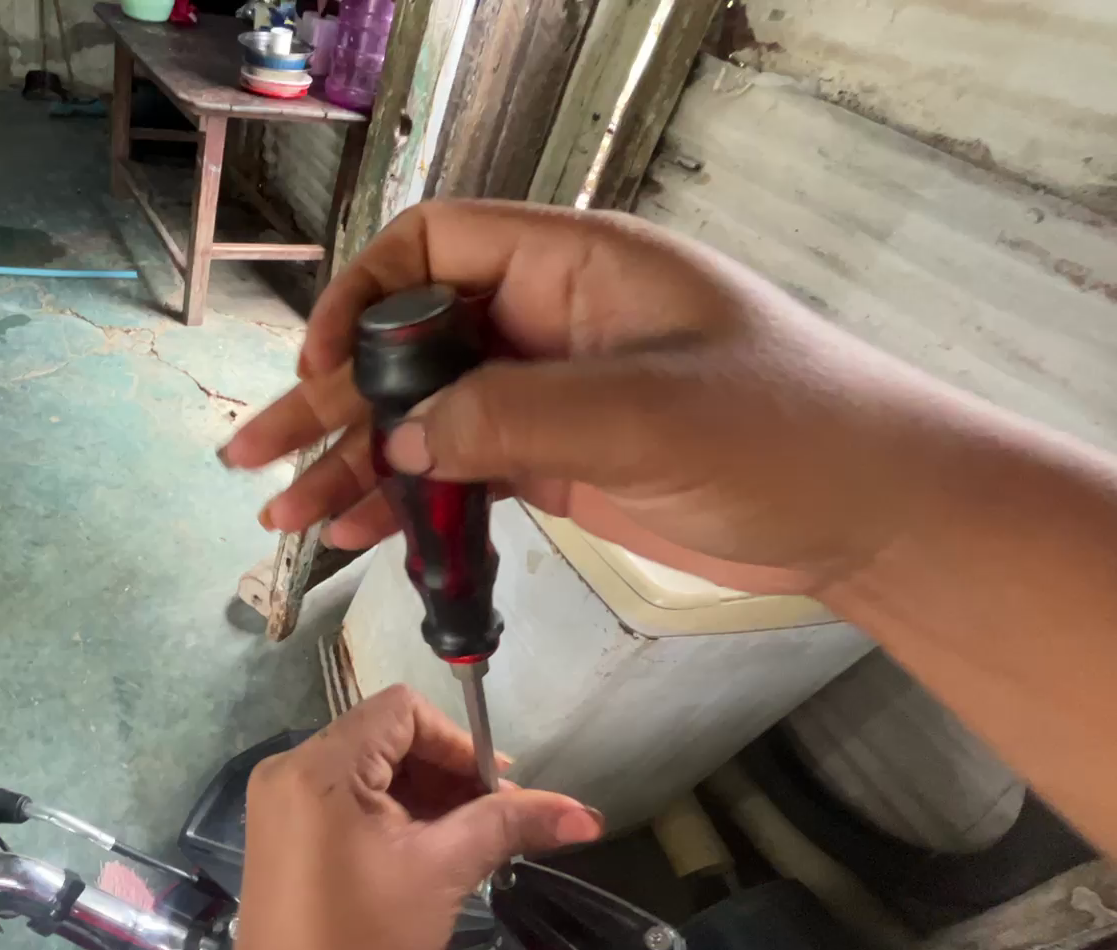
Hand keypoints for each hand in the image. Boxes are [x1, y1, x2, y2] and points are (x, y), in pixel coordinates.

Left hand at [189, 686, 601, 949]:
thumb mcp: (442, 874)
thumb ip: (508, 825)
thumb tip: (585, 813)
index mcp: (318, 765)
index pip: (399, 710)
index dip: (456, 741)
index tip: (497, 787)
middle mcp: (289, 767)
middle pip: (381, 736)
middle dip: (443, 770)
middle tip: (493, 816)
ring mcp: (279, 799)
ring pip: (365, 767)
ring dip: (421, 791)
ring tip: (467, 836)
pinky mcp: (280, 829)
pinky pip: (343, 795)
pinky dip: (389, 809)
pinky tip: (426, 846)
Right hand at [220, 199, 998, 594]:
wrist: (864, 519)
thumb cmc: (782, 433)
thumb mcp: (645, 410)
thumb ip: (509, 414)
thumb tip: (395, 443)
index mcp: (563, 269)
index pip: (428, 249)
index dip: (360, 300)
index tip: (323, 366)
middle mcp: (533, 325)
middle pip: (399, 351)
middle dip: (322, 405)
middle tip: (252, 455)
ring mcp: (532, 398)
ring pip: (415, 422)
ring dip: (347, 467)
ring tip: (282, 512)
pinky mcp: (540, 461)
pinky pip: (448, 473)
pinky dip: (401, 504)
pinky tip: (353, 533)